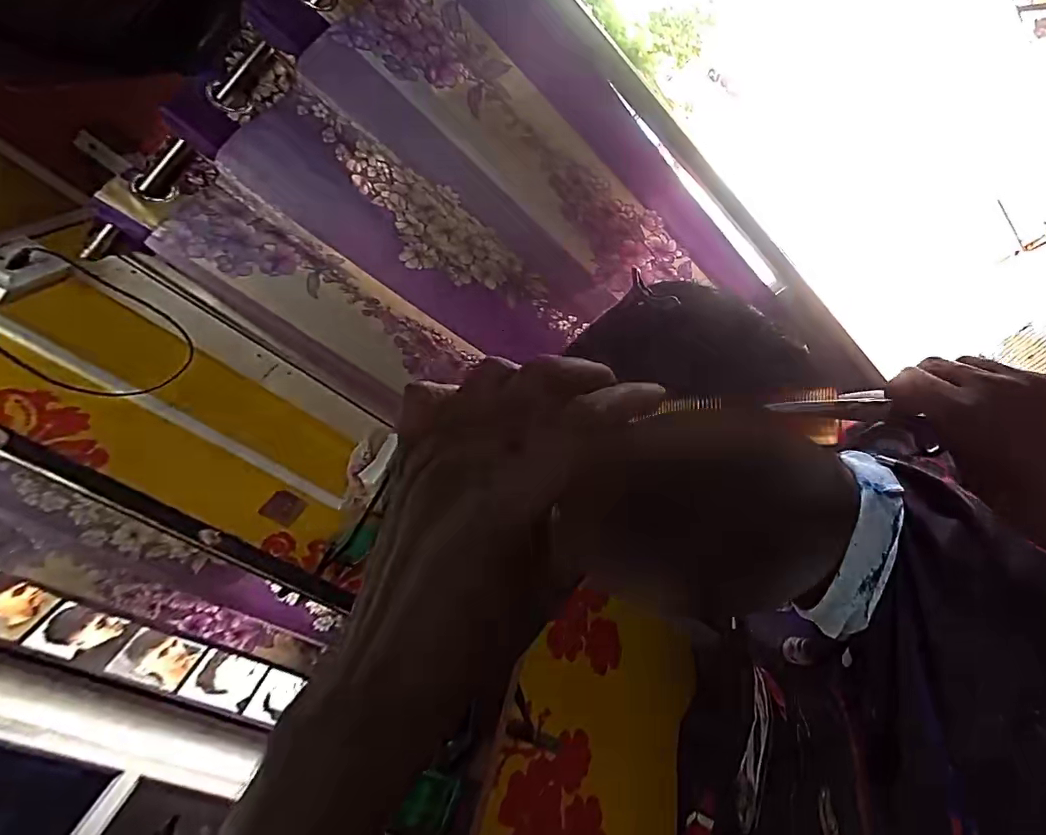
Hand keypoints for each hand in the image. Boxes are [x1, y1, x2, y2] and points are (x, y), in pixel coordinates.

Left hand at [226, 358, 661, 834]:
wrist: (390, 669)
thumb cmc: (482, 640)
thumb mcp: (554, 581)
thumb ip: (584, 517)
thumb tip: (613, 471)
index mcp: (505, 494)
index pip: (577, 426)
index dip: (621, 404)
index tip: (655, 396)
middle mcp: (464, 457)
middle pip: (532, 384)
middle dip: (582, 376)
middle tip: (613, 390)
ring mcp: (429, 451)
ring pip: (487, 379)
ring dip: (531, 379)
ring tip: (559, 395)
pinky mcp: (407, 458)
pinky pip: (435, 397)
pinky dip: (467, 392)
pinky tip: (488, 410)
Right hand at [886, 356, 1045, 580]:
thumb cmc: (1032, 512)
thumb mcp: (971, 480)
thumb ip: (942, 443)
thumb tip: (925, 429)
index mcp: (965, 412)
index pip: (909, 380)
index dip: (895, 394)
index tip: (896, 411)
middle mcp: (991, 384)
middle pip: (935, 363)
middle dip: (922, 384)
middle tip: (924, 411)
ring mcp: (1025, 379)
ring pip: (970, 362)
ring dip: (956, 380)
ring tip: (964, 410)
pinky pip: (1007, 372)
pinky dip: (993, 385)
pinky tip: (1004, 414)